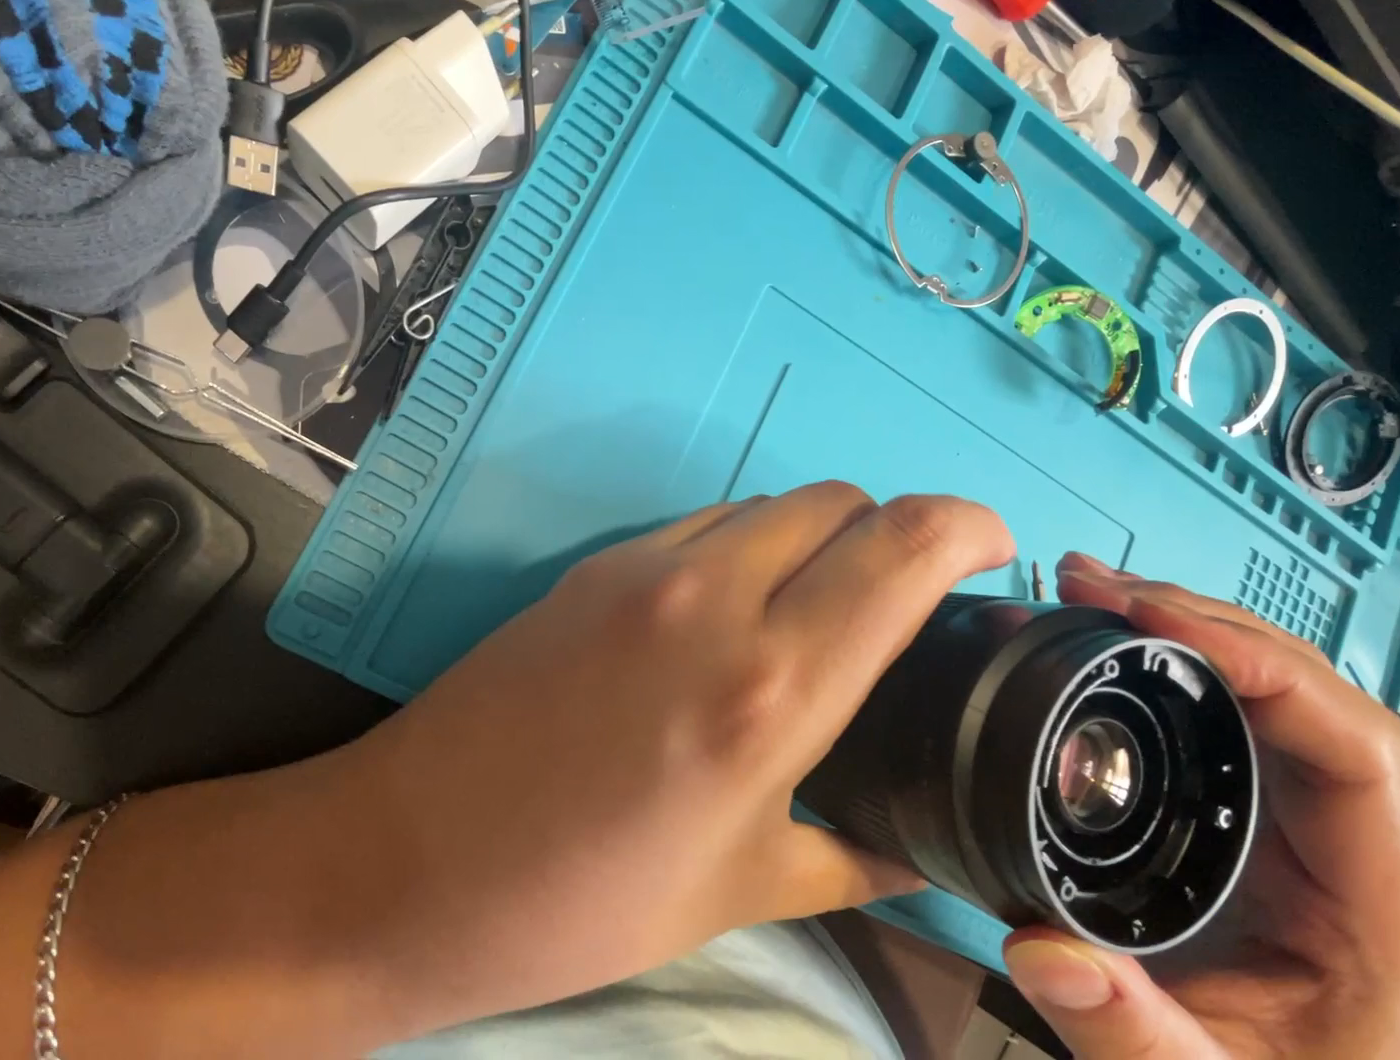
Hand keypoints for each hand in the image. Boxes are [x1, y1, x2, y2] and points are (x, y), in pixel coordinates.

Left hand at [335, 483, 1013, 1040]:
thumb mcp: (740, 890)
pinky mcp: (588, 568)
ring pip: (765, 506)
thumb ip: (855, 857)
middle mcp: (712, 598)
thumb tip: (925, 851)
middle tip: (901, 599)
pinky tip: (726, 615)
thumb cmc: (581, 898)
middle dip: (891, 532)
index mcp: (773, 685)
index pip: (904, 544)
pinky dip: (740, 549)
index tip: (991, 554)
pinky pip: (697, 528)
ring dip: (811, 538)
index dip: (968, 527)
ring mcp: (639, 569)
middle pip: (838, 500)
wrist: (409, 858)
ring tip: (812, 608)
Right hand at [999, 554, 1399, 1058]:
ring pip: (1261, 691)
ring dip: (1179, 624)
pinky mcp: (1230, 806)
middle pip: (1306, 693)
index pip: (1353, 749)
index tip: (1149, 621)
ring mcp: (1284, 816)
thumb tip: (1038, 947)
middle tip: (1092, 585)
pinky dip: (1159, 659)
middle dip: (1202, 621)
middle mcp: (1340, 840)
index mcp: (1371, 902)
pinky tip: (1106, 633)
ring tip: (1089, 589)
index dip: (1264, 667)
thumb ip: (1130, 1035)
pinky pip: (1211, 715)